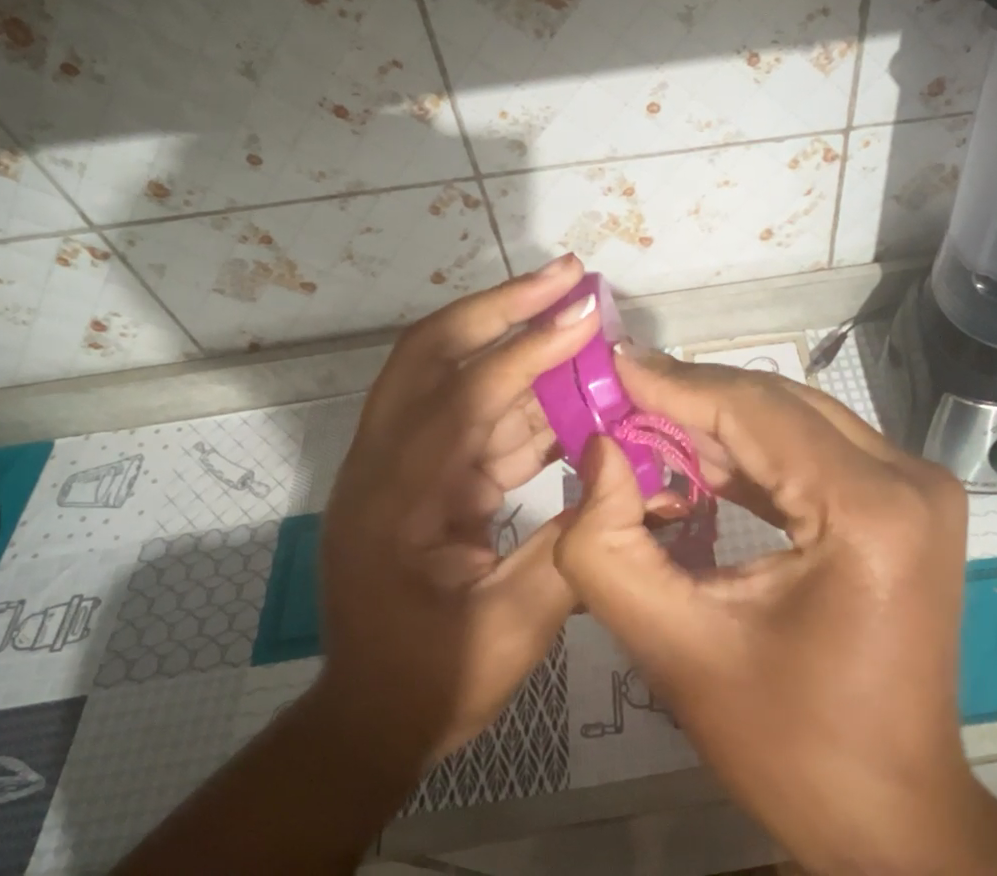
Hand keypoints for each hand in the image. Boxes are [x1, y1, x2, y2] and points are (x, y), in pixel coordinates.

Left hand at [313, 253, 600, 764]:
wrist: (373, 722)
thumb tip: (623, 467)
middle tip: (566, 274)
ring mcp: (400, 470)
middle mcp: (383, 467)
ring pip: (455, 381)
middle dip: (500, 308)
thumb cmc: (436, 683)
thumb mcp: (515, 622)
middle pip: (430, 355)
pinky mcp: (424, 482)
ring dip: (515, 344)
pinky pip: (476, 423)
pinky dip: (524, 399)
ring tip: (578, 313)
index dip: (526, 350)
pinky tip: (574, 388)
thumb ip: (572, 538)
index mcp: (392, 503)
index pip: (461, 400)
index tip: (584, 311)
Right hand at [555, 352, 996, 873]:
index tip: (605, 366)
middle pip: (781, 406)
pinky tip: (700, 465)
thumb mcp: (675, 648)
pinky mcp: (911, 507)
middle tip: (614, 397)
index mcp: (869, 509)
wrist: (889, 811)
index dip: (672, 383)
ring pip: (801, 422)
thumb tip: (599, 449)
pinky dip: (758, 456)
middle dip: (692, 399)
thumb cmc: (786, 743)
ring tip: (642, 426)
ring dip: (722, 425)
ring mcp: (919, 490)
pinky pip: (821, 455)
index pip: (754, 411)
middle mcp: (909, 479)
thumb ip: (608, 547)